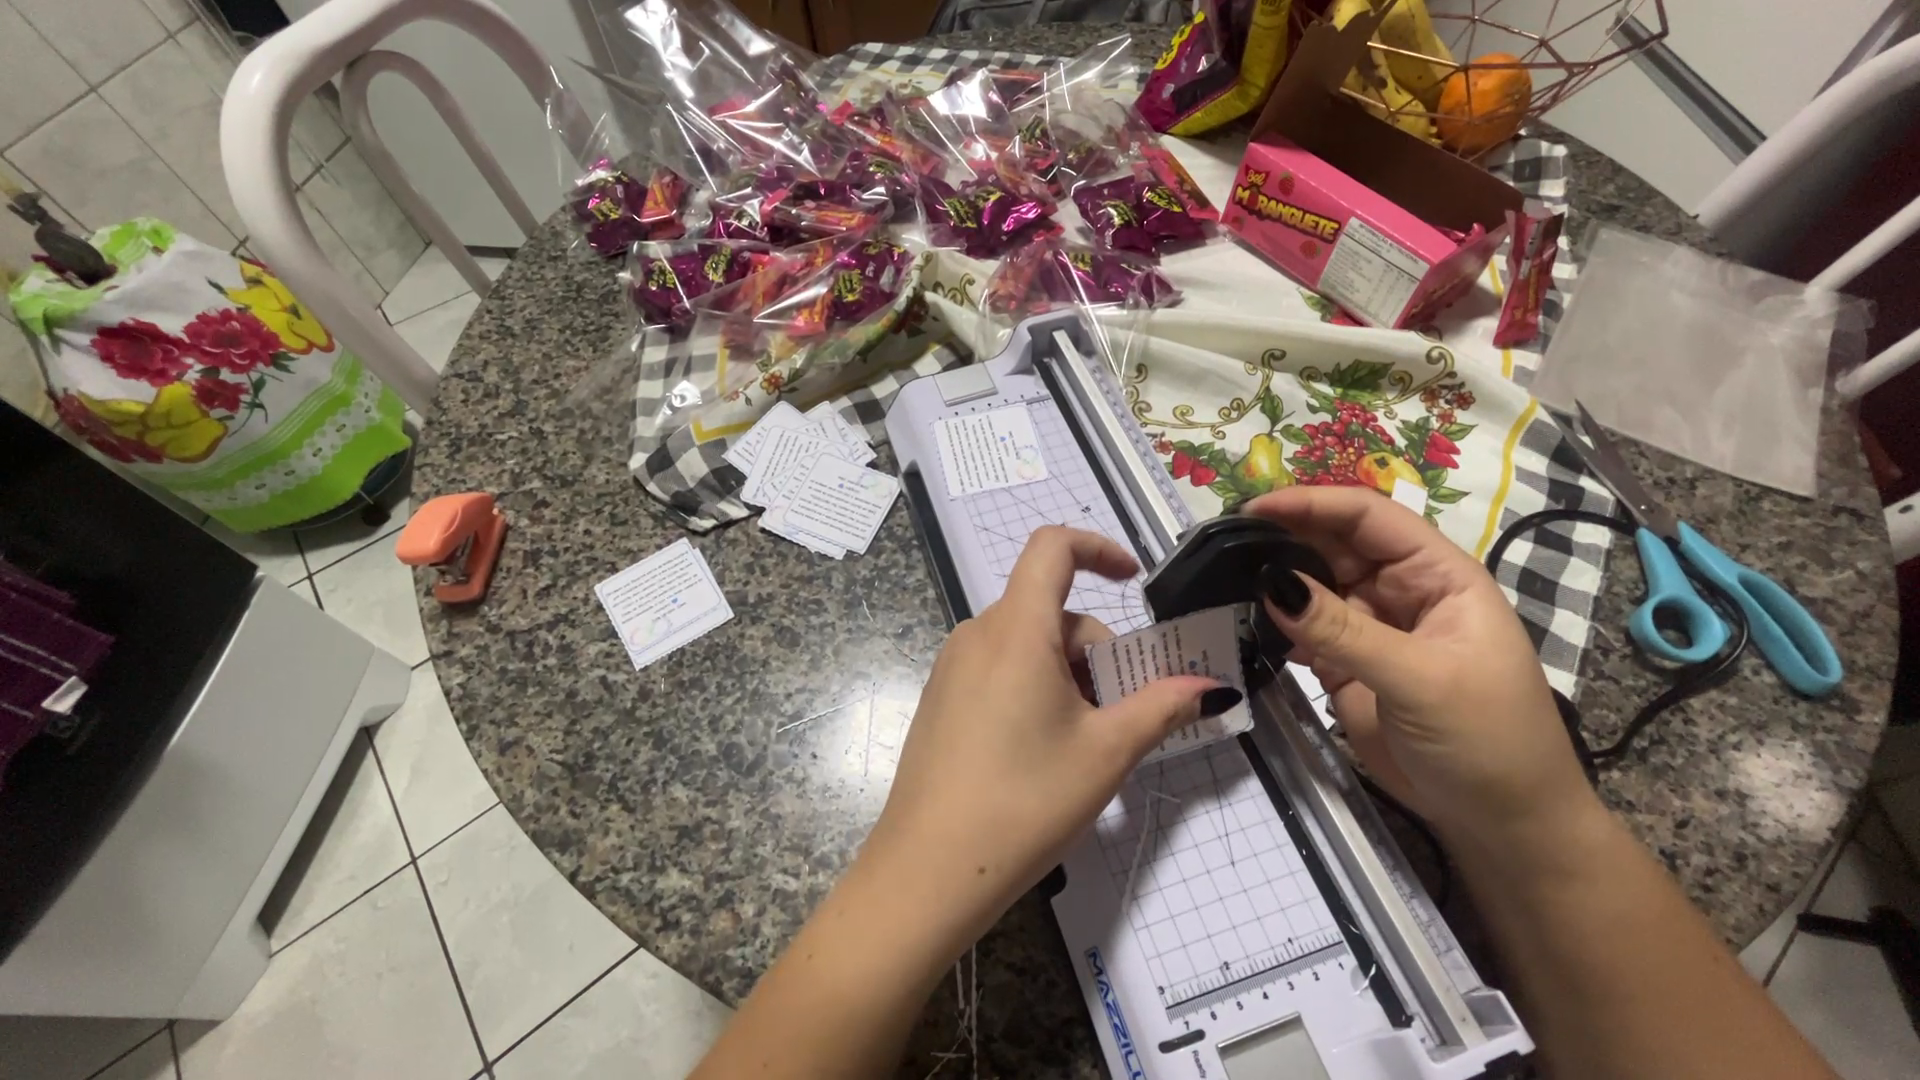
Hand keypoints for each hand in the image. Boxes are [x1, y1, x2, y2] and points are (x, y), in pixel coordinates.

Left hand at [861, 526, 1227, 954]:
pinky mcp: (941, 701)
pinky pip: (999, 670)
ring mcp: (951, 669)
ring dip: (1068, 675)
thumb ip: (1161, 708)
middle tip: (1122, 716)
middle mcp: (976, 635)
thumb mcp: (1106, 753)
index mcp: (1015, 629)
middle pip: (1050, 612)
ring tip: (1085, 743)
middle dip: (1097, 651)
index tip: (1134, 581)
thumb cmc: (1024, 801)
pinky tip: (1042, 753)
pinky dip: (1035, 688)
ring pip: (1027, 645)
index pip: (1052, 546)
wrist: (928, 871)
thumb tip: (1211, 687)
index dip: (1098, 548)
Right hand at [1244, 487, 1596, 847]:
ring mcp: (1370, 630)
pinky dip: (1272, 625)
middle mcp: (1400, 592)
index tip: (1254, 507)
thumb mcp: (1419, 679)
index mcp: (1437, 576)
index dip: (1314, 504)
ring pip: (1312, 588)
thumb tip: (1270, 582)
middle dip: (1284, 538)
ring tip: (1220, 577)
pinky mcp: (1346, 666)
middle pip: (1333, 546)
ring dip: (1273, 582)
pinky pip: (1302, 632)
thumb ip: (1342, 631)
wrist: (1500, 822)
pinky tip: (1241, 622)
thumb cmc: (1486, 739)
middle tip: (1222, 543)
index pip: (1369, 518)